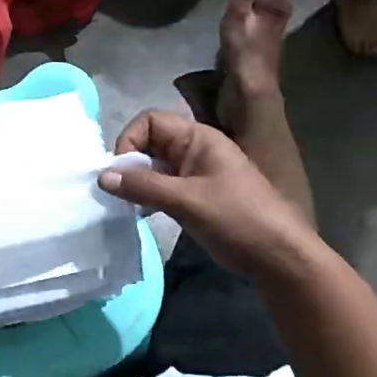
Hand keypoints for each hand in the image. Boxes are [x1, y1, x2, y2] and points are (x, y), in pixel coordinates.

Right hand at [97, 110, 316, 273]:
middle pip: (148, 143)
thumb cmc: (236, 217)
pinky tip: (138, 213)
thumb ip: (142, 185)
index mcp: (198, 138)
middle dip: (128, 163)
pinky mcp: (191, 196)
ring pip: (151, 167)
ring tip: (125, 204)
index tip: (119, 170)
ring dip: (134, 182)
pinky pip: (159, 187)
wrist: (275, 254)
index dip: (130, 140)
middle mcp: (193, 150)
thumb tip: (102, 176)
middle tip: (116, 191)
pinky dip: (144, 196)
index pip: (150, 121)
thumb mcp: (185, 199)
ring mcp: (192, 174)